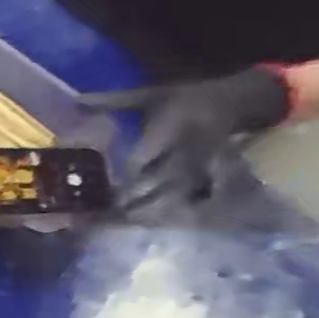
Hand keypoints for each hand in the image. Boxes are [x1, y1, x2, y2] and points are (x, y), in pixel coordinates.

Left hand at [81, 65, 291, 211]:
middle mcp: (187, 148)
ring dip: (154, 207)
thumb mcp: (151, 95)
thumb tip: (74, 100)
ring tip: (123, 222)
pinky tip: (156, 222)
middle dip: (136, 196)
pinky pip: (197, 193)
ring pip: (179, 190)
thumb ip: (112, 101)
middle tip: (105, 213)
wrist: (244, 98)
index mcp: (171, 128)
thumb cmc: (187, 97)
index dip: (127, 172)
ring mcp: (202, 162)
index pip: (147, 155)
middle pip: (162, 179)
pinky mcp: (214, 171)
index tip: (103, 187)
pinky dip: (179, 207)